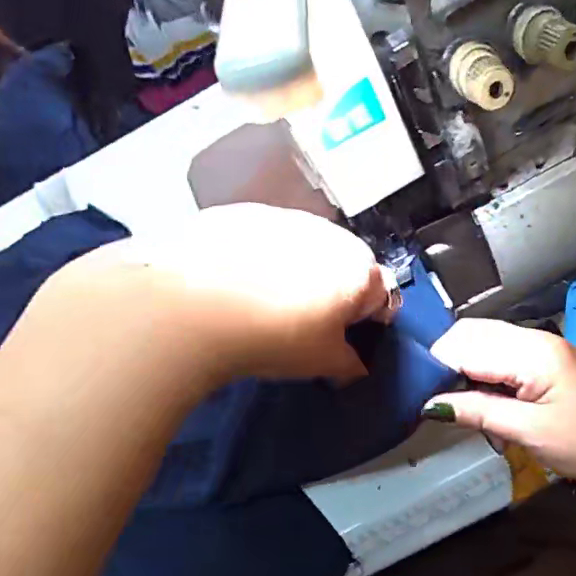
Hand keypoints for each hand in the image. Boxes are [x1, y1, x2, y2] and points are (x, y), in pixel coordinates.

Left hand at [34, 203, 388, 386]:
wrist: (193, 305)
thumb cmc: (275, 337)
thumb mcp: (322, 363)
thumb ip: (349, 362)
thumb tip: (354, 363)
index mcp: (359, 270)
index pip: (381, 297)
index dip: (365, 322)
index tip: (341, 341)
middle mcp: (328, 234)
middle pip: (342, 266)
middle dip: (330, 291)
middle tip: (301, 325)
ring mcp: (282, 217)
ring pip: (301, 248)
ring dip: (293, 270)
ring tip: (260, 303)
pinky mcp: (239, 212)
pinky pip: (260, 238)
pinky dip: (255, 256)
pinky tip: (231, 282)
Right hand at [422, 319, 575, 486]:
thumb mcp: (529, 432)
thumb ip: (478, 412)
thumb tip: (430, 404)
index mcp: (533, 352)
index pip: (466, 344)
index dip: (439, 368)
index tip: (424, 399)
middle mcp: (535, 339)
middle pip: (472, 335)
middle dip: (450, 366)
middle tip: (447, 406)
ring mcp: (543, 348)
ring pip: (485, 344)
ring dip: (468, 373)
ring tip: (470, 412)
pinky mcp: (546, 361)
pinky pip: (503, 356)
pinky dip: (487, 377)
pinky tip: (489, 406)